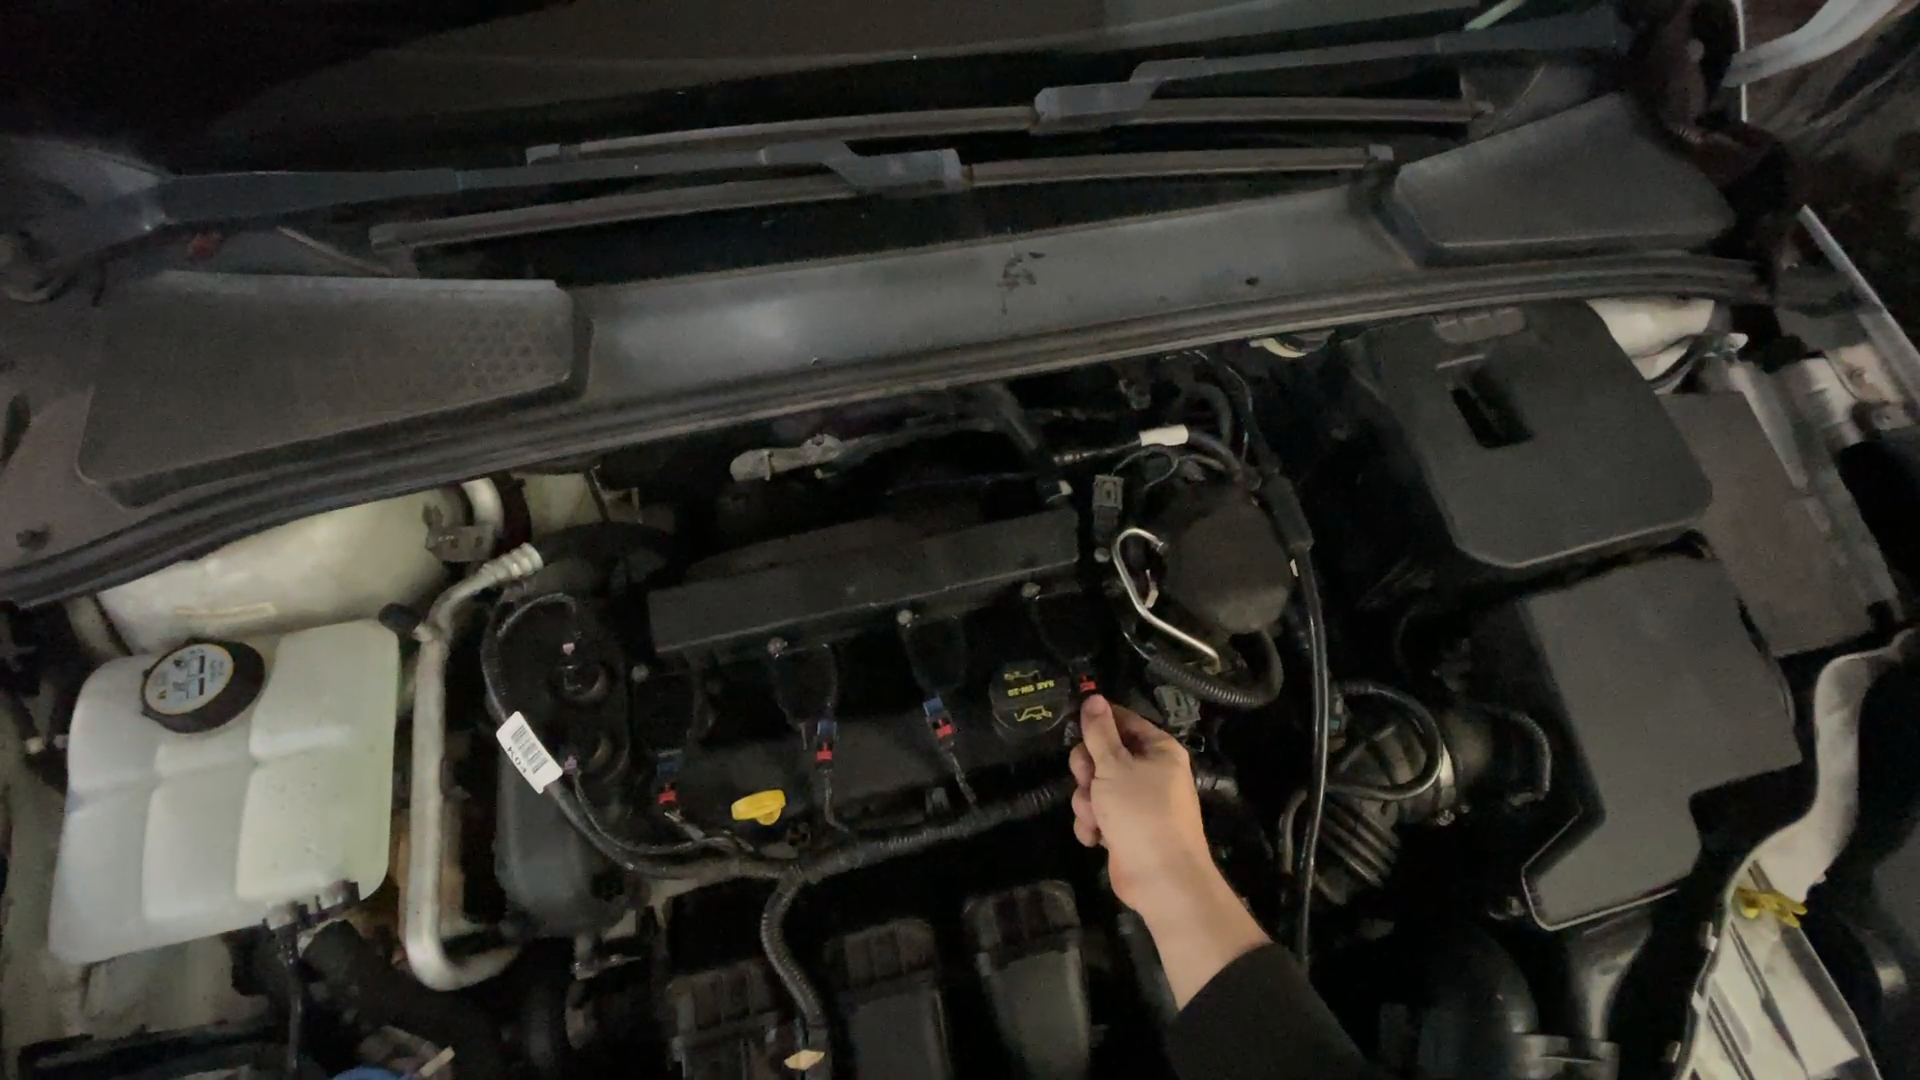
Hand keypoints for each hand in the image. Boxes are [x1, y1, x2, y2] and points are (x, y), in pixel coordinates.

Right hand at [1070, 695, 1269, 1005]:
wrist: (1162, 880)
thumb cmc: (1141, 813)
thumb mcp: (1115, 766)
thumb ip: (1099, 732)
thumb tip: (1093, 696)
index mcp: (1158, 750)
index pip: (1123, 720)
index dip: (1097, 723)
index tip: (1076, 727)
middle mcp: (1151, 772)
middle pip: (1103, 754)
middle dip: (1088, 770)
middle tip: (1088, 780)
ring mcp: (1138, 802)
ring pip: (1096, 786)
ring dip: (1088, 802)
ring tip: (1095, 817)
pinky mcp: (1126, 828)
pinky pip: (1099, 814)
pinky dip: (1093, 824)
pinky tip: (1096, 838)